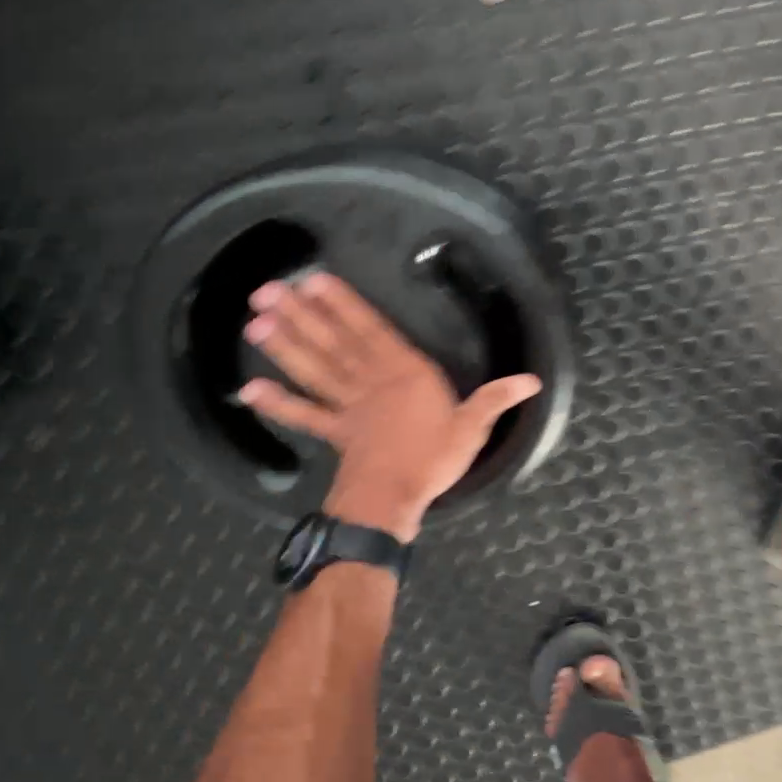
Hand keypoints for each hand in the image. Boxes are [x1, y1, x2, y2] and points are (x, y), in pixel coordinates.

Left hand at [238, 273, 541, 541]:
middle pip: (335, 344)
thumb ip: (496, 399)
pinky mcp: (335, 433)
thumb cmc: (433, 458)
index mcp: (407, 374)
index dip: (345, 305)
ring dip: (285, 346)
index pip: (373, 331)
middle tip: (268, 292)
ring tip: (255, 322)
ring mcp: (348, 407)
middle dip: (302, 316)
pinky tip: (249, 388)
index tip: (317, 280)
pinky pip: (304, 415)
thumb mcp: (473, 427)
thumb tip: (532, 380)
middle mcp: (372, 382)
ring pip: (315, 370)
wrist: (391, 500)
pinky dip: (277, 403)